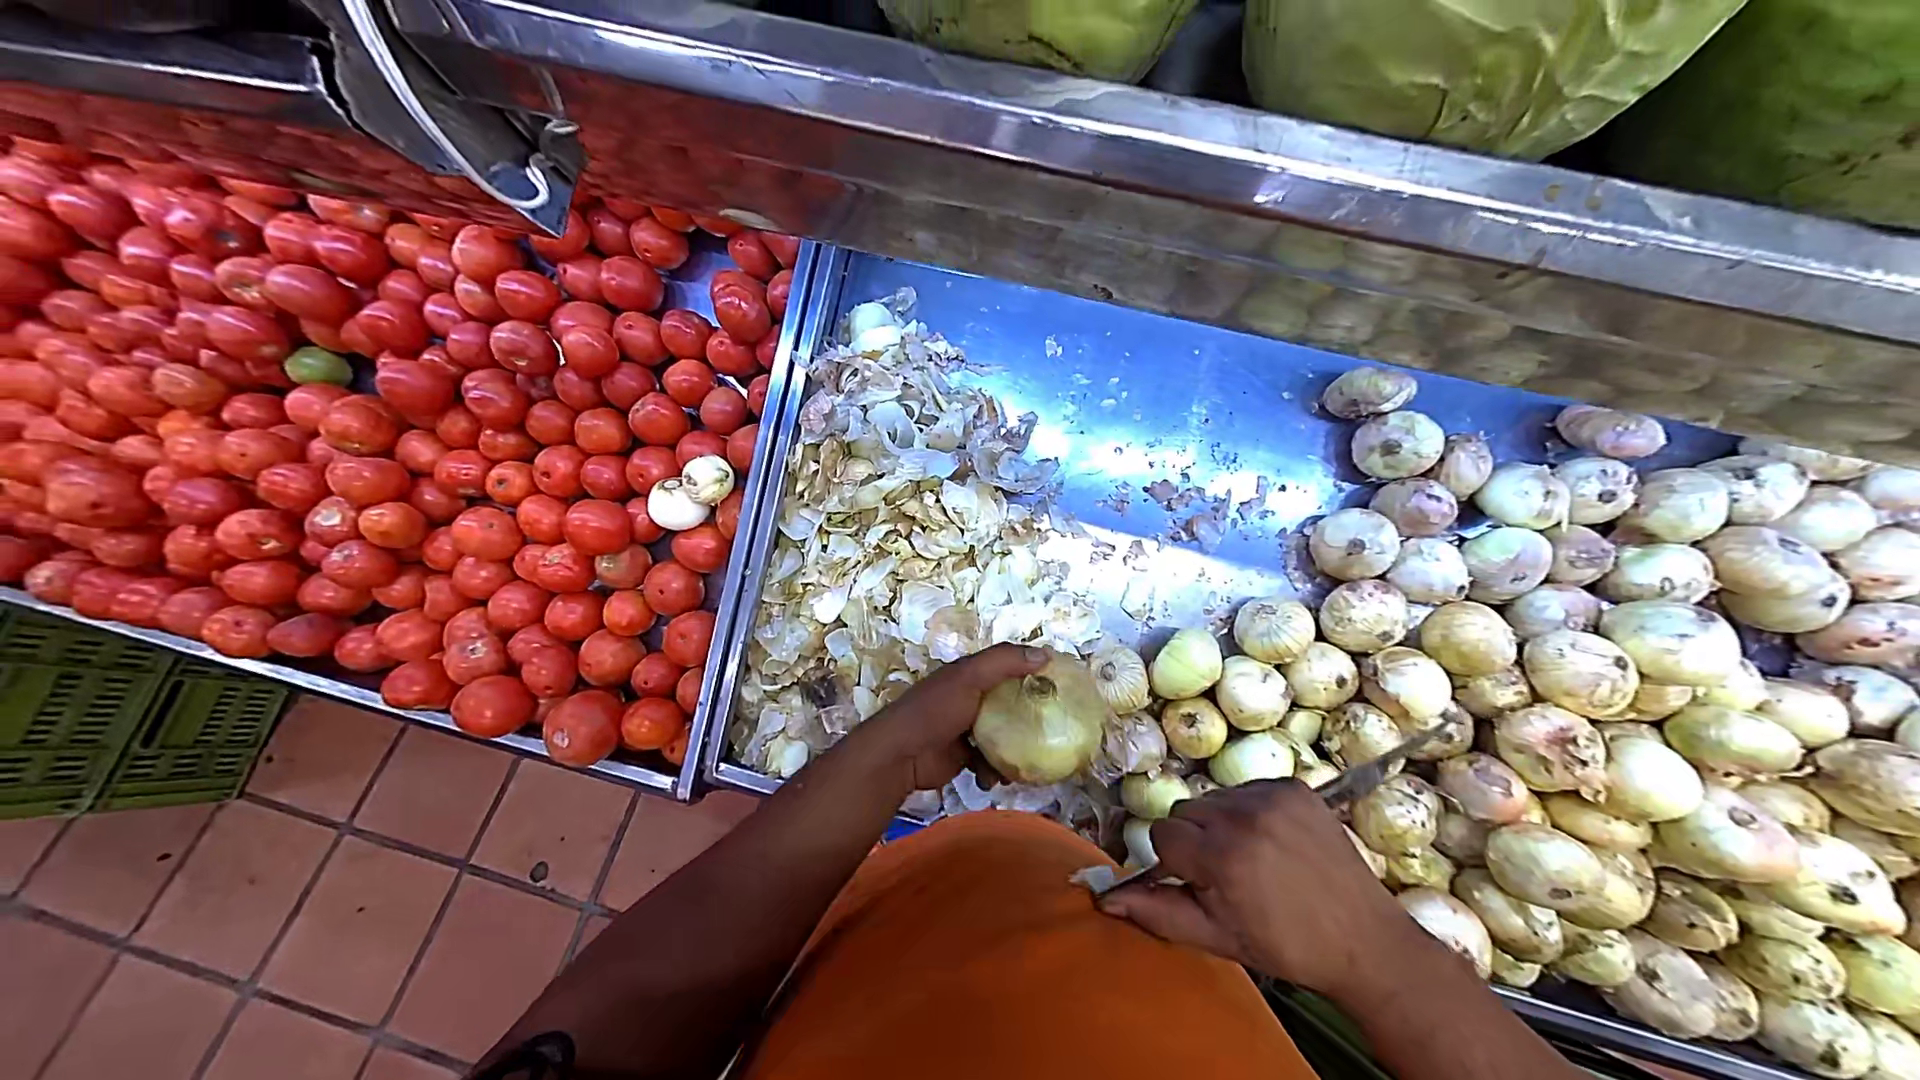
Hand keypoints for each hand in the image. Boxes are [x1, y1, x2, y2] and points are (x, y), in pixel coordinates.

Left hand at [842, 643, 1048, 792]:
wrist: (901, 754)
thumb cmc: (935, 709)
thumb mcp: (970, 677)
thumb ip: (1005, 662)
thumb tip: (1047, 654)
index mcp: (970, 674)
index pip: (1008, 668)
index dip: (1032, 674)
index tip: (1060, 687)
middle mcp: (970, 698)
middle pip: (1008, 704)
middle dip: (1029, 717)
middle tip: (1053, 729)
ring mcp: (965, 728)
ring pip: (1002, 736)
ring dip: (1014, 750)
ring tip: (1026, 763)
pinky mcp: (962, 755)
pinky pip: (988, 761)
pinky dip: (994, 770)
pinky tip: (994, 778)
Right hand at [1097, 779, 1417, 995]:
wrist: (1365, 941)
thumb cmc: (1285, 945)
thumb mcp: (1217, 937)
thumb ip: (1157, 912)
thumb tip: (1105, 900)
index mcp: (1222, 855)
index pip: (1162, 835)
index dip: (1177, 863)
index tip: (1204, 884)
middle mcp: (1244, 816)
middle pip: (1185, 812)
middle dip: (1197, 840)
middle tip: (1229, 873)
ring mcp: (1272, 797)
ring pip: (1213, 799)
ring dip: (1221, 823)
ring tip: (1253, 856)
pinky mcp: (1293, 787)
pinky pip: (1246, 789)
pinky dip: (1250, 811)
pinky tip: (1273, 840)